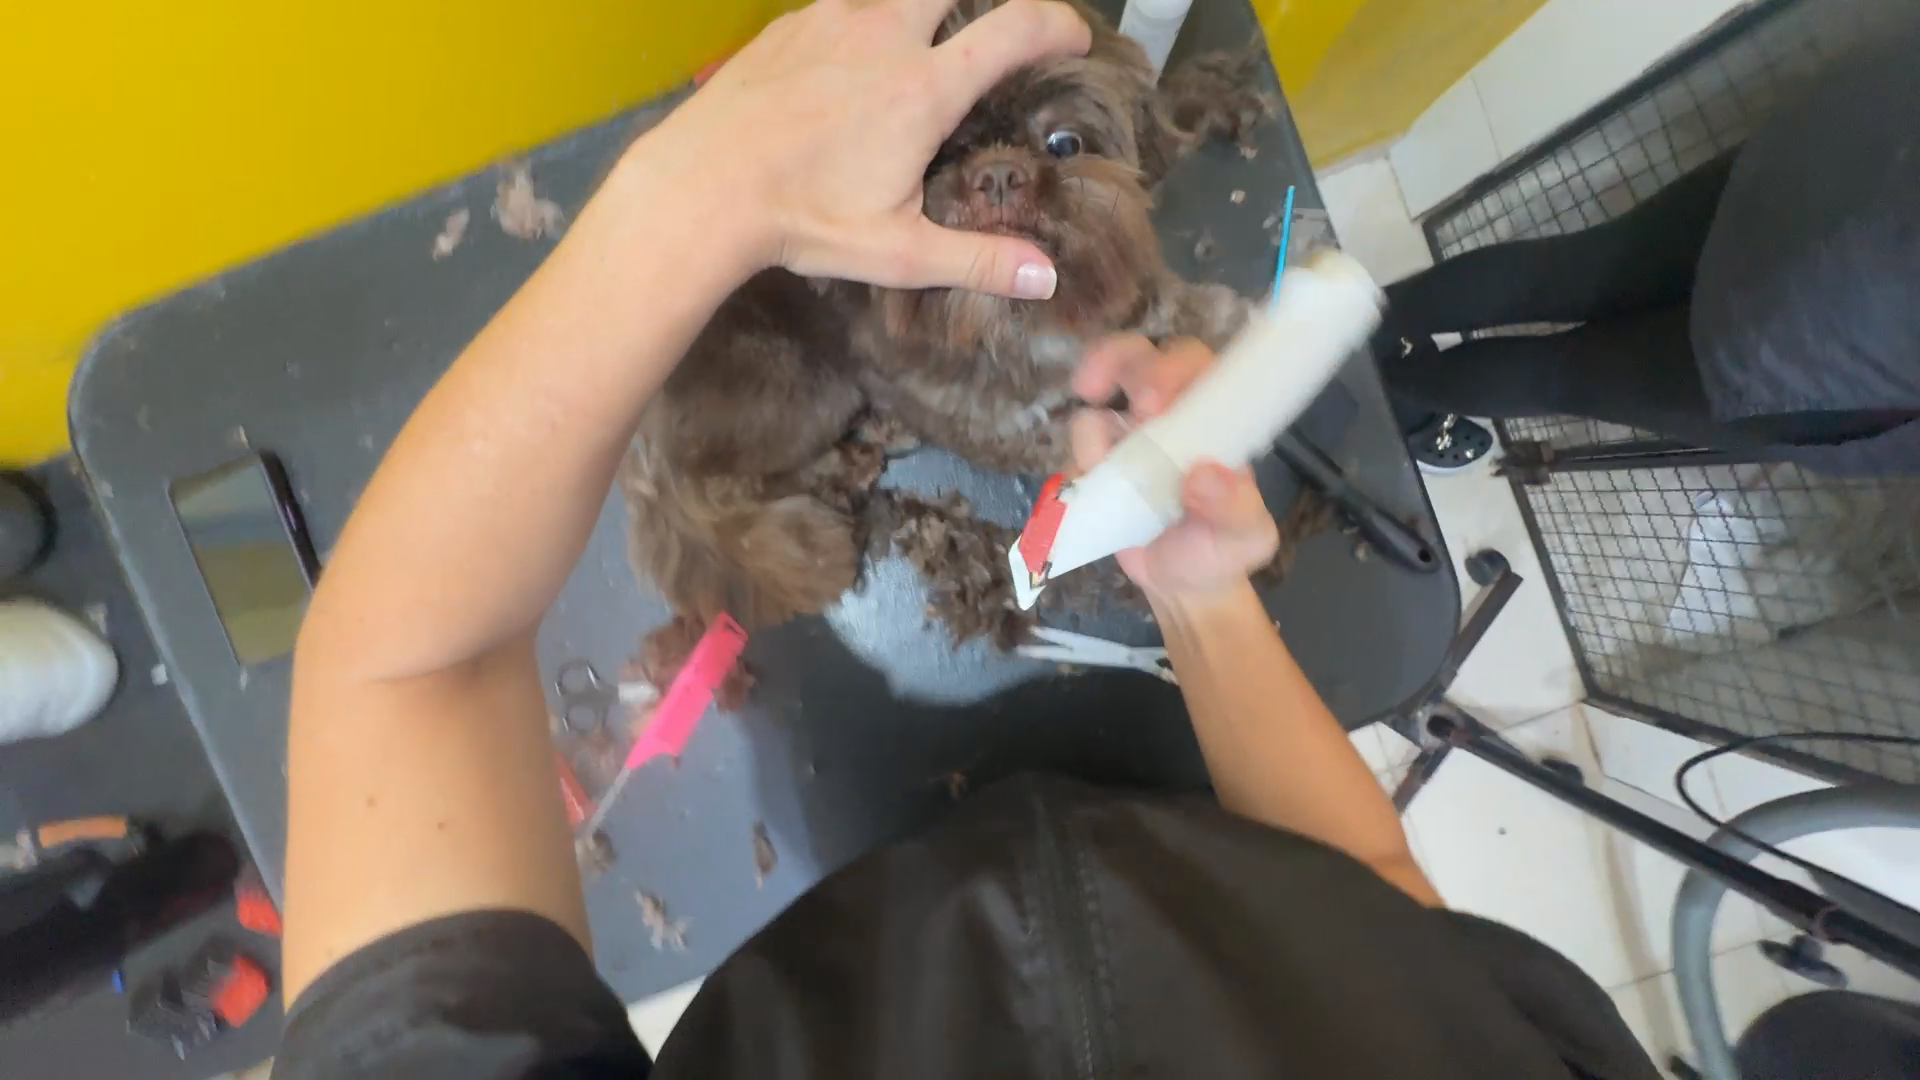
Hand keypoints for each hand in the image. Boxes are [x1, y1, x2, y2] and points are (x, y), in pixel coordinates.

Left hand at [631, 0, 1088, 297]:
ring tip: (920, 61)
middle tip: (991, 46)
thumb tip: (1046, 279)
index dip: (1055, 26)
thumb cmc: (805, 221)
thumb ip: (978, 261)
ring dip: (921, 17)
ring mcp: (832, 19)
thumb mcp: (901, 253)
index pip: (1012, 31)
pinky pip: (845, 7)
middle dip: (984, 7)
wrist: (705, 186)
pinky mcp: (791, 24)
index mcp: (922, 90)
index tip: (1075, 37)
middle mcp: (883, 35)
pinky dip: (866, 27)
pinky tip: (853, 70)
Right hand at [1070, 336, 1279, 597]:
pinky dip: (1076, 472)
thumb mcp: (1244, 538)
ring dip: (1092, 437)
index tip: (1155, 400)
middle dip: (1116, 367)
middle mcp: (1165, 417)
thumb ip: (1236, 508)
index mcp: (1209, 419)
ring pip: (1094, 407)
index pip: (1193, 365)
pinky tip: (1093, 497)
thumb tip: (1204, 475)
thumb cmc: (1218, 549)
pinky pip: (1072, 458)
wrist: (1178, 584)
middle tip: (1122, 408)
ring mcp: (1124, 439)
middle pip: (1135, 359)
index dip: (1170, 368)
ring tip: (1105, 475)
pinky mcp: (1093, 467)